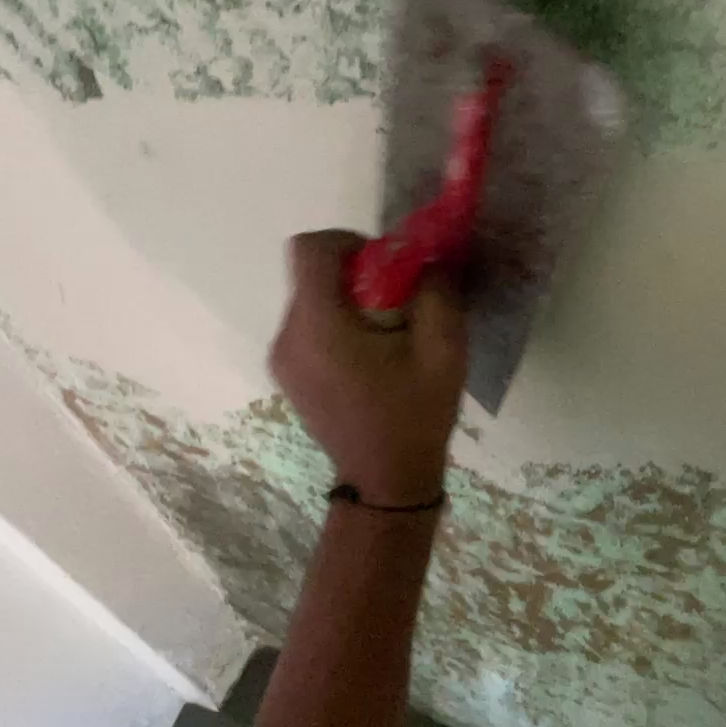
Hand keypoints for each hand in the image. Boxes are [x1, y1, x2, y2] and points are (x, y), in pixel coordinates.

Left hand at [268, 230, 468, 507]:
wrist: (384, 484)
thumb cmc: (415, 417)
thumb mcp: (444, 351)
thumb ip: (435, 292)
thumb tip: (423, 261)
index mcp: (320, 328)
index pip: (310, 249)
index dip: (348, 242)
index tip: (384, 266)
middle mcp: (288, 337)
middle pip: (311, 274)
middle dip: (354, 274)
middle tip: (396, 303)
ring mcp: (281, 358)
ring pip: (310, 298)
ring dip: (346, 299)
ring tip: (385, 334)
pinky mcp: (286, 373)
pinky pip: (307, 324)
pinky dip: (336, 323)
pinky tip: (368, 357)